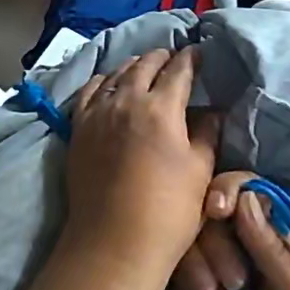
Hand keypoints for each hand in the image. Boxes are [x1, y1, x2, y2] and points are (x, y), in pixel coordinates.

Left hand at [64, 48, 219, 278]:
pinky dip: (103, 81)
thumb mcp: (199, 171)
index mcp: (161, 109)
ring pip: (115, 75)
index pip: (178, 72)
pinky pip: (89, 91)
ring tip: (143, 66)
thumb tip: (212, 111)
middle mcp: (125, 101)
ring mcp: (97, 111)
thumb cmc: (168, 210)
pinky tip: (108, 83)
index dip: (190, 60)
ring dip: (132, 67)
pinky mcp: (78, 125)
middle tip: (172, 57)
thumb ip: (205, 135)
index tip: (198, 52)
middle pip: (143, 66)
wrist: (114, 236)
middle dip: (160, 58)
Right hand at [172, 174, 289, 289]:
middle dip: (213, 239)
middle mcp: (241, 248)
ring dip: (197, 259)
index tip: (216, 209)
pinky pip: (170, 260)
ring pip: (186, 232)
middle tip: (231, 283)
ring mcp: (211, 267)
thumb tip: (245, 194)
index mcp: (278, 246)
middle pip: (209, 210)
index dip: (228, 192)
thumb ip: (275, 253)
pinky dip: (180, 272)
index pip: (248, 197)